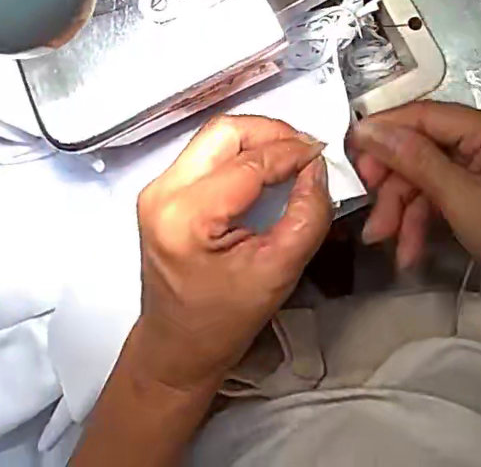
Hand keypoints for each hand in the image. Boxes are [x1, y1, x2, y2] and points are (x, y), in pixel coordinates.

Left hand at [130, 115, 332, 394]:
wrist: (176, 349)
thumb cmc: (223, 322)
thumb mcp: (278, 274)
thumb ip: (306, 216)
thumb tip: (317, 168)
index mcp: (185, 216)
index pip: (247, 163)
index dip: (290, 153)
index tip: (322, 155)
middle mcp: (163, 191)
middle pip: (224, 132)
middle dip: (271, 132)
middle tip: (306, 149)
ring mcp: (158, 186)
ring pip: (216, 135)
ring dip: (257, 137)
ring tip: (291, 154)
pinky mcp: (164, 188)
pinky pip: (208, 150)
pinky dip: (242, 150)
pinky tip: (267, 165)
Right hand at [348, 101, 480, 301]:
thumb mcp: (463, 202)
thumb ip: (414, 160)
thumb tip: (367, 128)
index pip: (422, 115)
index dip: (382, 131)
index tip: (348, 153)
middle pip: (423, 148)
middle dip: (394, 184)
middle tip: (370, 213)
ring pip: (430, 175)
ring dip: (405, 208)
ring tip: (386, 242)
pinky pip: (446, 193)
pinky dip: (426, 219)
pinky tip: (409, 249)